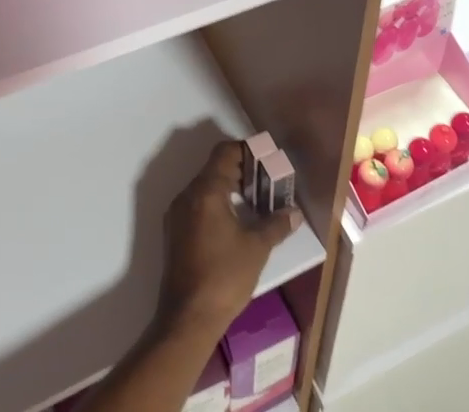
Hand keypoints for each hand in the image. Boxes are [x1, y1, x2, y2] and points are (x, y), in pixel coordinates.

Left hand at [157, 140, 300, 340]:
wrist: (187, 318)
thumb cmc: (224, 276)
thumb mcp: (257, 248)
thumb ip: (276, 224)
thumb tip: (294, 213)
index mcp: (205, 192)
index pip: (224, 153)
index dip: (247, 150)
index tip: (268, 159)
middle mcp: (186, 196)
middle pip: (214, 168)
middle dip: (242, 170)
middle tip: (268, 181)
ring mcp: (177, 215)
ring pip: (205, 187)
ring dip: (229, 188)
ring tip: (256, 202)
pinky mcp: (175, 233)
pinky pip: (198, 204)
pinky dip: (217, 203)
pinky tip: (236, 222)